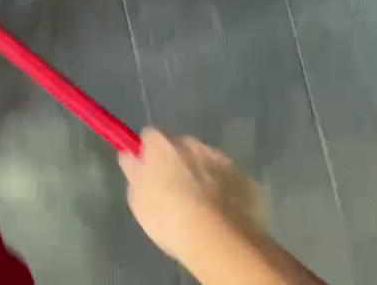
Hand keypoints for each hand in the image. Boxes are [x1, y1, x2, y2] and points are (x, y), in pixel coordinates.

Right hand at [118, 129, 262, 258]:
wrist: (219, 240)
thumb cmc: (169, 217)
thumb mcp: (137, 199)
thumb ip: (133, 172)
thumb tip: (130, 155)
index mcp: (161, 144)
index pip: (149, 134)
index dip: (148, 151)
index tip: (148, 169)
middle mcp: (191, 144)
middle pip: (180, 145)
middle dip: (178, 161)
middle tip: (176, 190)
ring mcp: (222, 160)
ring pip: (207, 161)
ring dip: (203, 174)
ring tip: (203, 206)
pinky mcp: (246, 180)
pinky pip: (230, 180)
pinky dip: (226, 190)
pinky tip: (224, 213)